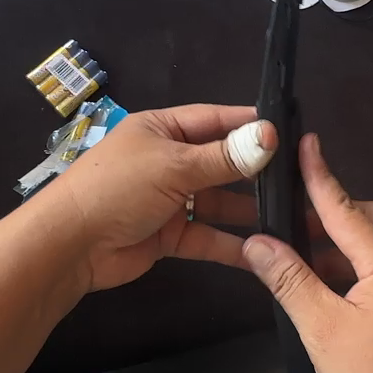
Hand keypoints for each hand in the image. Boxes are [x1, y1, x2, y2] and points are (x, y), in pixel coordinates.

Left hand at [42, 104, 274, 292]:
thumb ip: (225, 156)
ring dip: (250, 210)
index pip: (217, 120)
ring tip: (293, 216)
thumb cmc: (120, 188)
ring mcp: (171, 199)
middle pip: (222, 162)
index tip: (293, 132)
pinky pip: (208, 236)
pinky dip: (232, 244)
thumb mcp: (174, 165)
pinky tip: (264, 252)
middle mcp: (170, 160)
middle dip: (258, 171)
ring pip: (219, 201)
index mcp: (165, 130)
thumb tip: (271, 134)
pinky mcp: (170, 235)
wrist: (69, 246)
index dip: (252, 126)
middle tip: (304, 179)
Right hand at [240, 135, 372, 372]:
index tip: (307, 142)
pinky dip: (359, 264)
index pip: (346, 209)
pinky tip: (332, 283)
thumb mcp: (322, 330)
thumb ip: (290, 279)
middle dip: (336, 209)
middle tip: (295, 217)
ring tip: (305, 250)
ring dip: (346, 239)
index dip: (321, 176)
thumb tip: (257, 240)